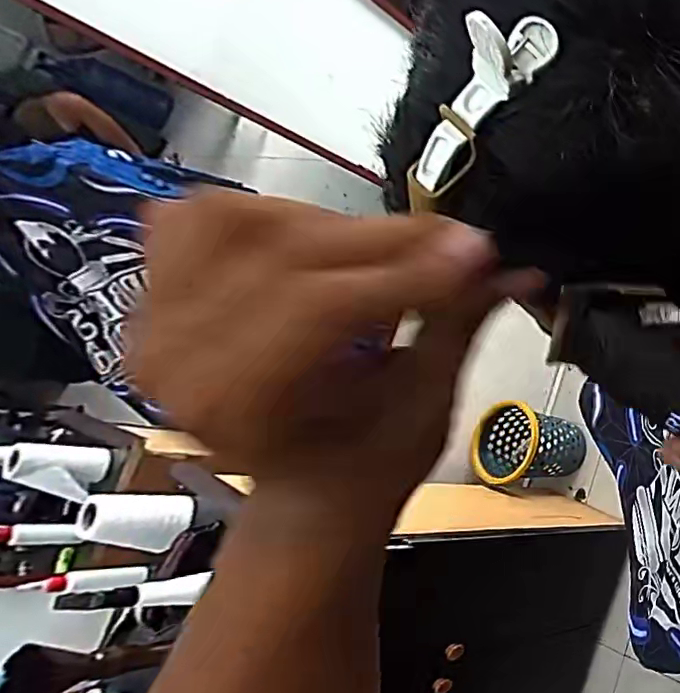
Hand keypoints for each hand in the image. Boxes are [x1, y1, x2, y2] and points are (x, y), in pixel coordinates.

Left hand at [129, 192, 538, 512]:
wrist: (315, 477)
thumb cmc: (367, 463)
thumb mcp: (428, 401)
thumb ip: (461, 322)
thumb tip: (510, 273)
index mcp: (244, 404)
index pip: (324, 303)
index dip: (411, 270)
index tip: (477, 254)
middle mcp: (179, 357)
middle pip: (280, 249)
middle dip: (387, 238)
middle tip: (459, 244)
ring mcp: (157, 319)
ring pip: (239, 220)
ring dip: (334, 223)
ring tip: (394, 251)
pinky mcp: (162, 291)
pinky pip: (201, 219)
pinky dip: (274, 215)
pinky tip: (327, 242)